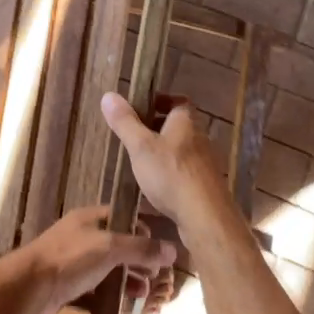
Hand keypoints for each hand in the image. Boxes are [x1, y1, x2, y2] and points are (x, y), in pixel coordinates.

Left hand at [8, 207, 174, 313]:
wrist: (29, 289)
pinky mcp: (68, 287)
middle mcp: (81, 237)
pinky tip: (125, 306)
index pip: (122, 217)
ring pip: (107, 268)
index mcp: (89, 219)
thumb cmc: (70, 260)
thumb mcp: (109, 248)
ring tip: (145, 293)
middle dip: (138, 258)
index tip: (159, 249)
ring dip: (127, 279)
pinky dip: (111, 296)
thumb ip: (140, 248)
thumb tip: (172, 250)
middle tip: (157, 275)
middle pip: (116, 244)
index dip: (142, 229)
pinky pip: (95, 290)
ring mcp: (73, 263)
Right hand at [101, 92, 233, 235]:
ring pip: (179, 149)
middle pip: (177, 125)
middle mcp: (199, 137)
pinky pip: (183, 170)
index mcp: (186, 121)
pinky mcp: (204, 185)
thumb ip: (125, 122)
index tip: (139, 108)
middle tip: (132, 135)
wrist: (205, 218)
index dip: (159, 101)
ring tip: (138, 160)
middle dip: (155, 128)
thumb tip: (108, 95)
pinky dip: (168, 172)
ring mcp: (204, 163)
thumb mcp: (141, 146)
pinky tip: (154, 185)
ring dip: (161, 151)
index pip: (177, 101)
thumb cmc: (171, 174)